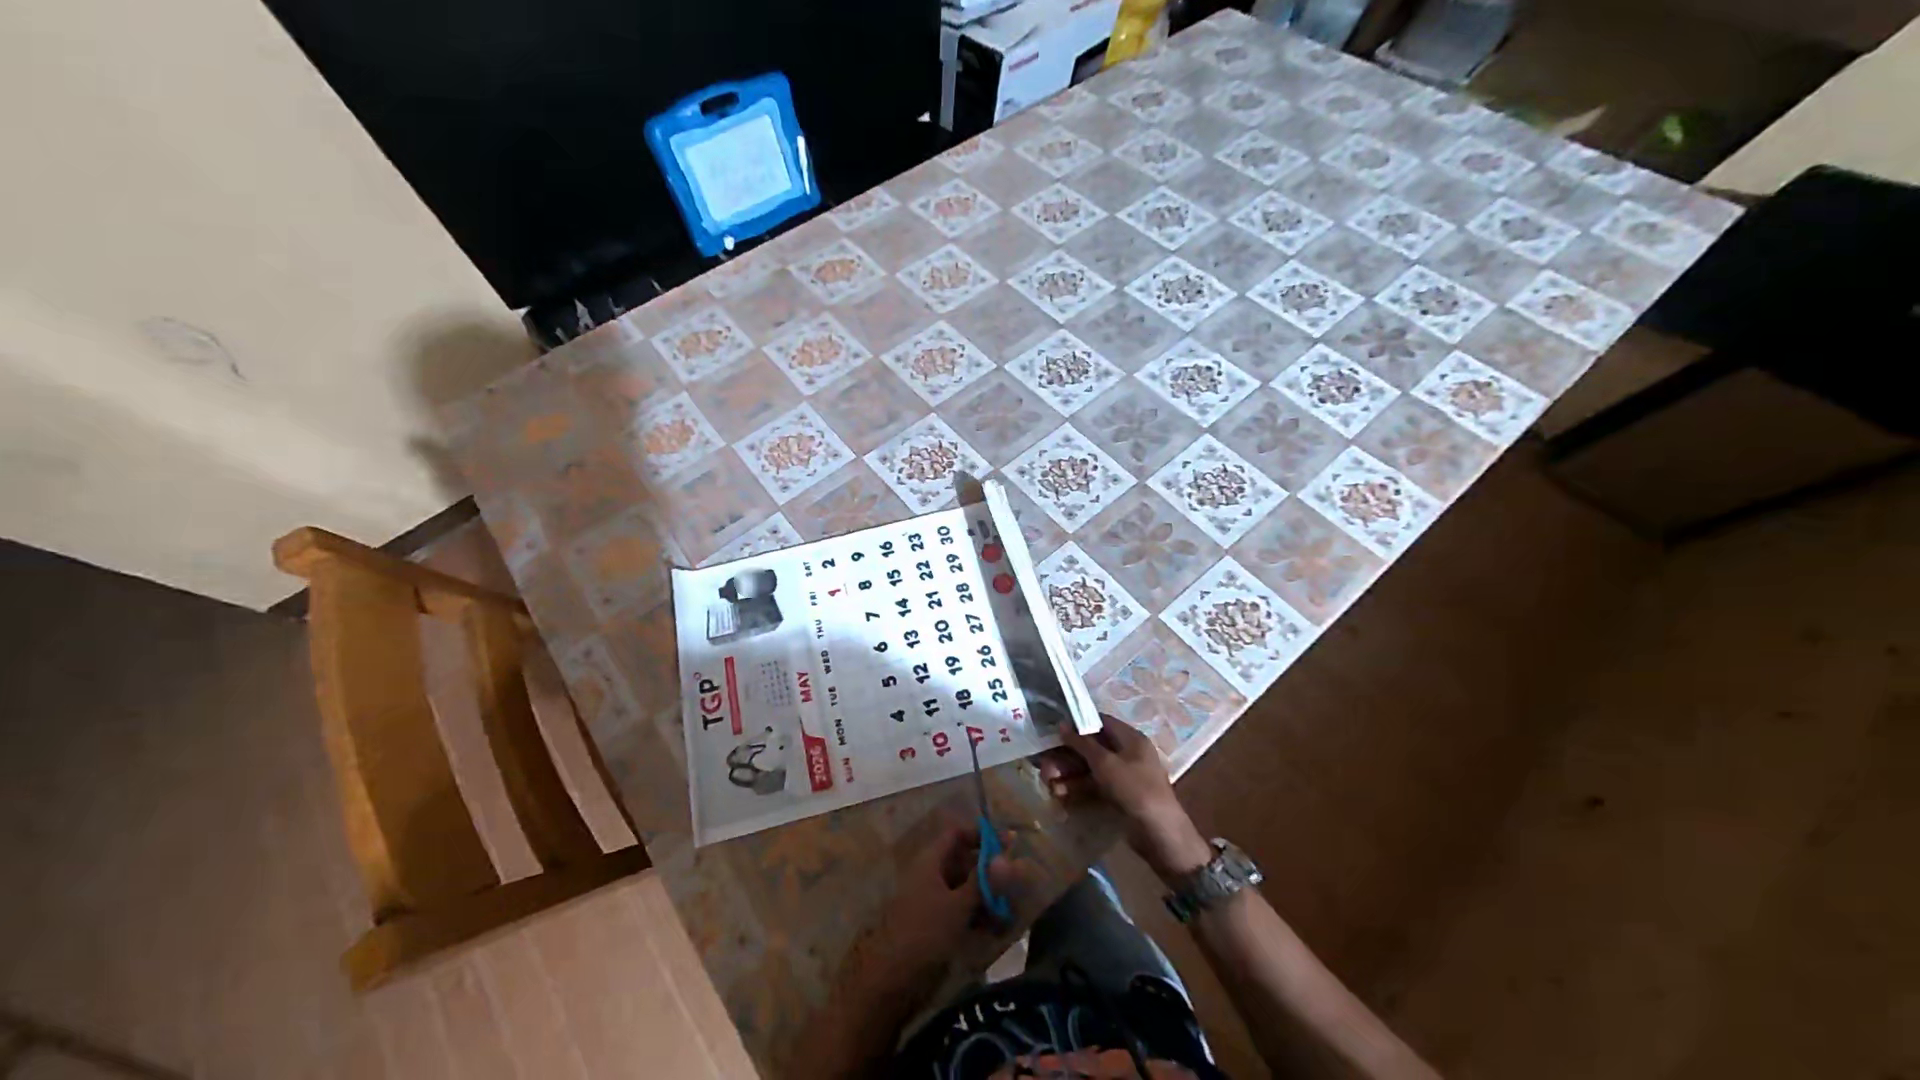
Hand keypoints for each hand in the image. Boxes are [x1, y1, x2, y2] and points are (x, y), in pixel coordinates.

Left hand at [854, 821, 1026, 989]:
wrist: (890, 978)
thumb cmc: (924, 932)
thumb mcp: (959, 905)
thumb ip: (983, 882)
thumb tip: (1007, 857)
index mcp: (930, 861)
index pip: (957, 834)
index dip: (980, 835)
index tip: (1008, 843)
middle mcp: (930, 875)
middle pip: (963, 862)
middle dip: (989, 872)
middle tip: (1016, 882)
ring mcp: (931, 900)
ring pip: (964, 889)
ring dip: (986, 898)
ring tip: (1009, 913)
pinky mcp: (933, 925)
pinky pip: (959, 911)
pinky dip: (977, 916)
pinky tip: (994, 930)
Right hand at [1036, 715, 1212, 882]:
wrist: (1159, 834)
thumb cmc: (1134, 789)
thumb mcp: (1106, 763)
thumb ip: (1082, 743)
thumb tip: (1063, 724)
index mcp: (1130, 738)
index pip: (1100, 721)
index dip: (1076, 724)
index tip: (1053, 730)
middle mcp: (1127, 753)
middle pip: (1090, 747)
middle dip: (1066, 756)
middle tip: (1045, 767)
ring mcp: (1123, 776)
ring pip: (1089, 769)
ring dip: (1068, 775)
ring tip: (1050, 786)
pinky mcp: (1118, 796)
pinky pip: (1094, 786)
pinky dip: (1078, 789)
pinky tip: (1061, 797)